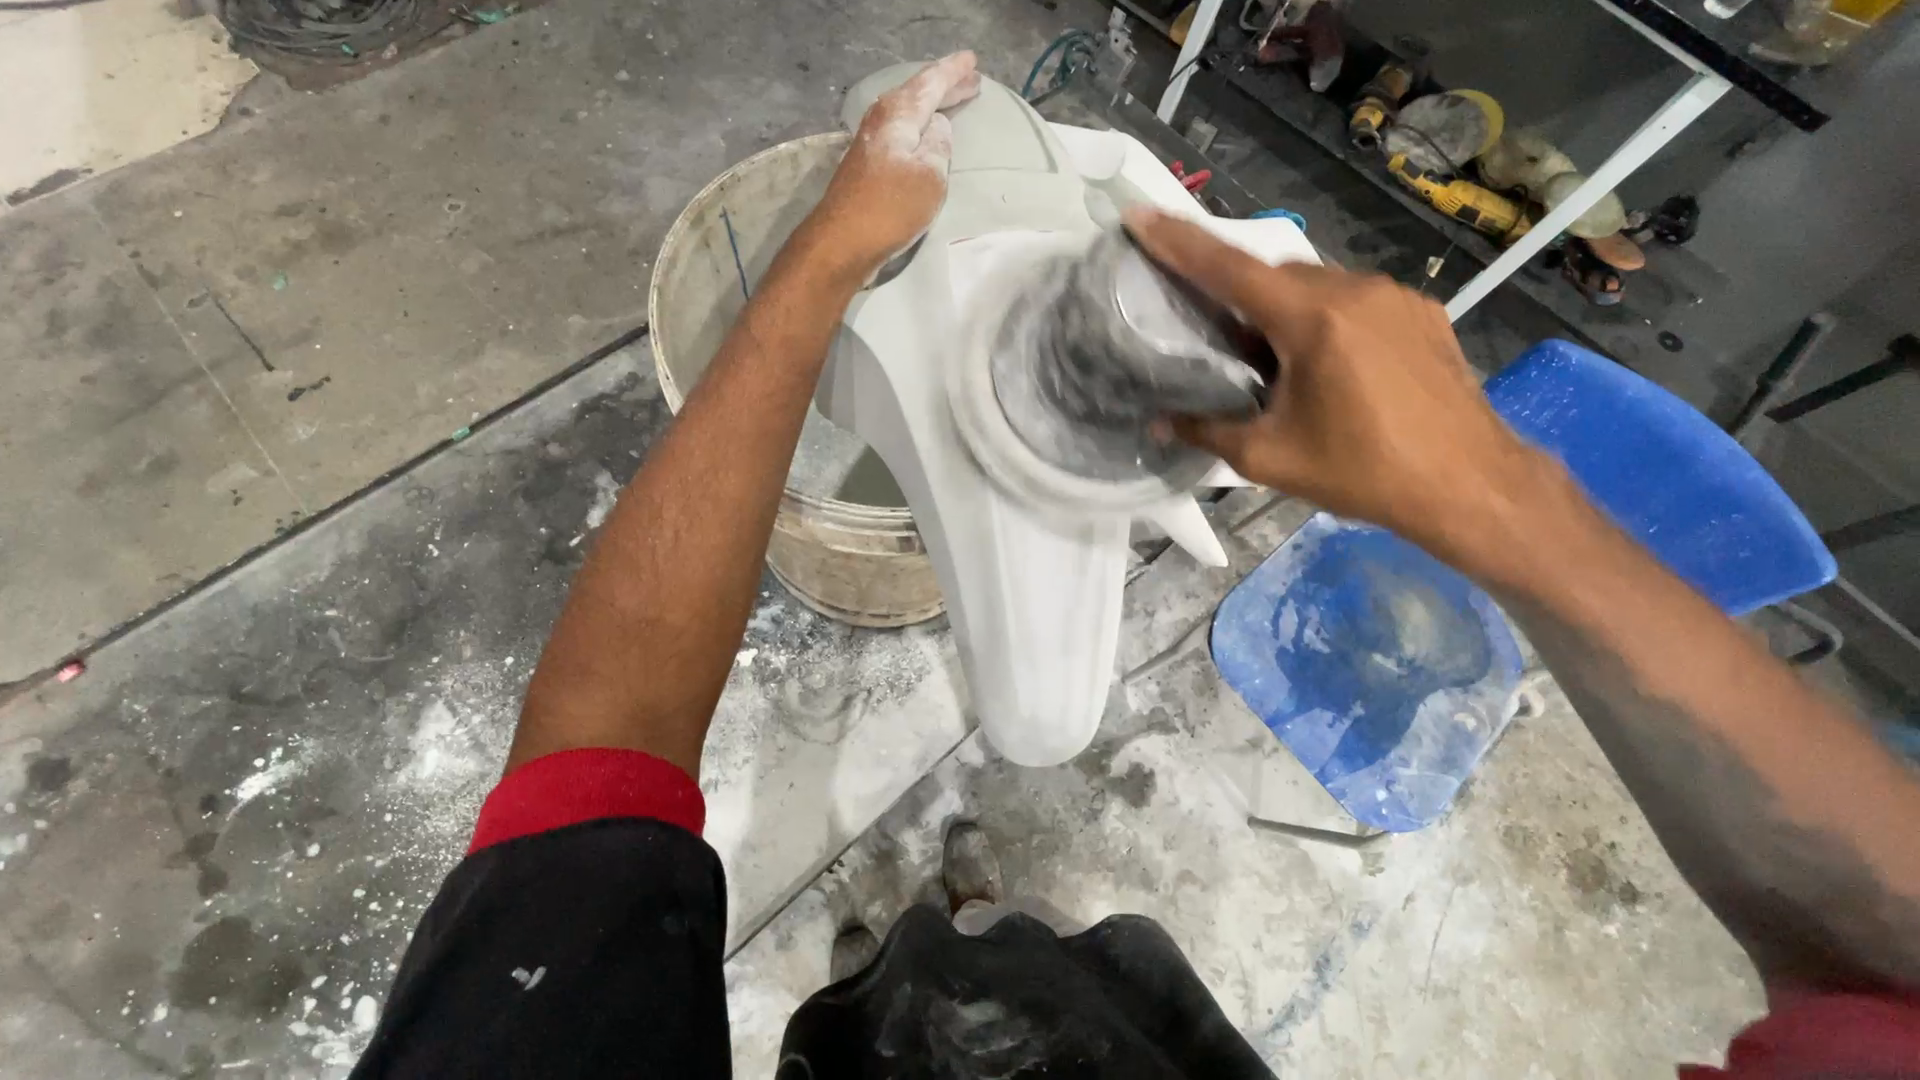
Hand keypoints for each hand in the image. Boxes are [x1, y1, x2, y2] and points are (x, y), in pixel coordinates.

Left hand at [804, 51, 981, 280]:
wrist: (843, 241)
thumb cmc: (891, 207)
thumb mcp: (930, 176)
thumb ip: (939, 145)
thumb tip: (937, 127)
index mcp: (899, 114)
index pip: (931, 83)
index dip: (953, 72)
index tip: (971, 60)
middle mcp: (881, 119)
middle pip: (916, 94)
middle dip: (944, 86)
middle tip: (970, 80)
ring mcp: (869, 142)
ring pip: (906, 112)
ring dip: (930, 106)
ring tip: (951, 101)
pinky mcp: (865, 165)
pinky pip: (899, 131)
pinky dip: (917, 126)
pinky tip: (923, 133)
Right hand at [1127, 207, 1560, 573]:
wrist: (1469, 485)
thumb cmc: (1362, 472)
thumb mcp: (1269, 457)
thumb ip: (1207, 431)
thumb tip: (1159, 423)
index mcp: (1313, 320)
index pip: (1230, 269)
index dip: (1179, 242)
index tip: (1140, 216)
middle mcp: (1356, 291)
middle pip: (1274, 275)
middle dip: (1236, 292)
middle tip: (1211, 330)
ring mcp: (1395, 297)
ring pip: (1316, 286)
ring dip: (1281, 310)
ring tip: (1269, 360)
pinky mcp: (1421, 313)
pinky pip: (1354, 301)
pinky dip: (1322, 319)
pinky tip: (1324, 364)